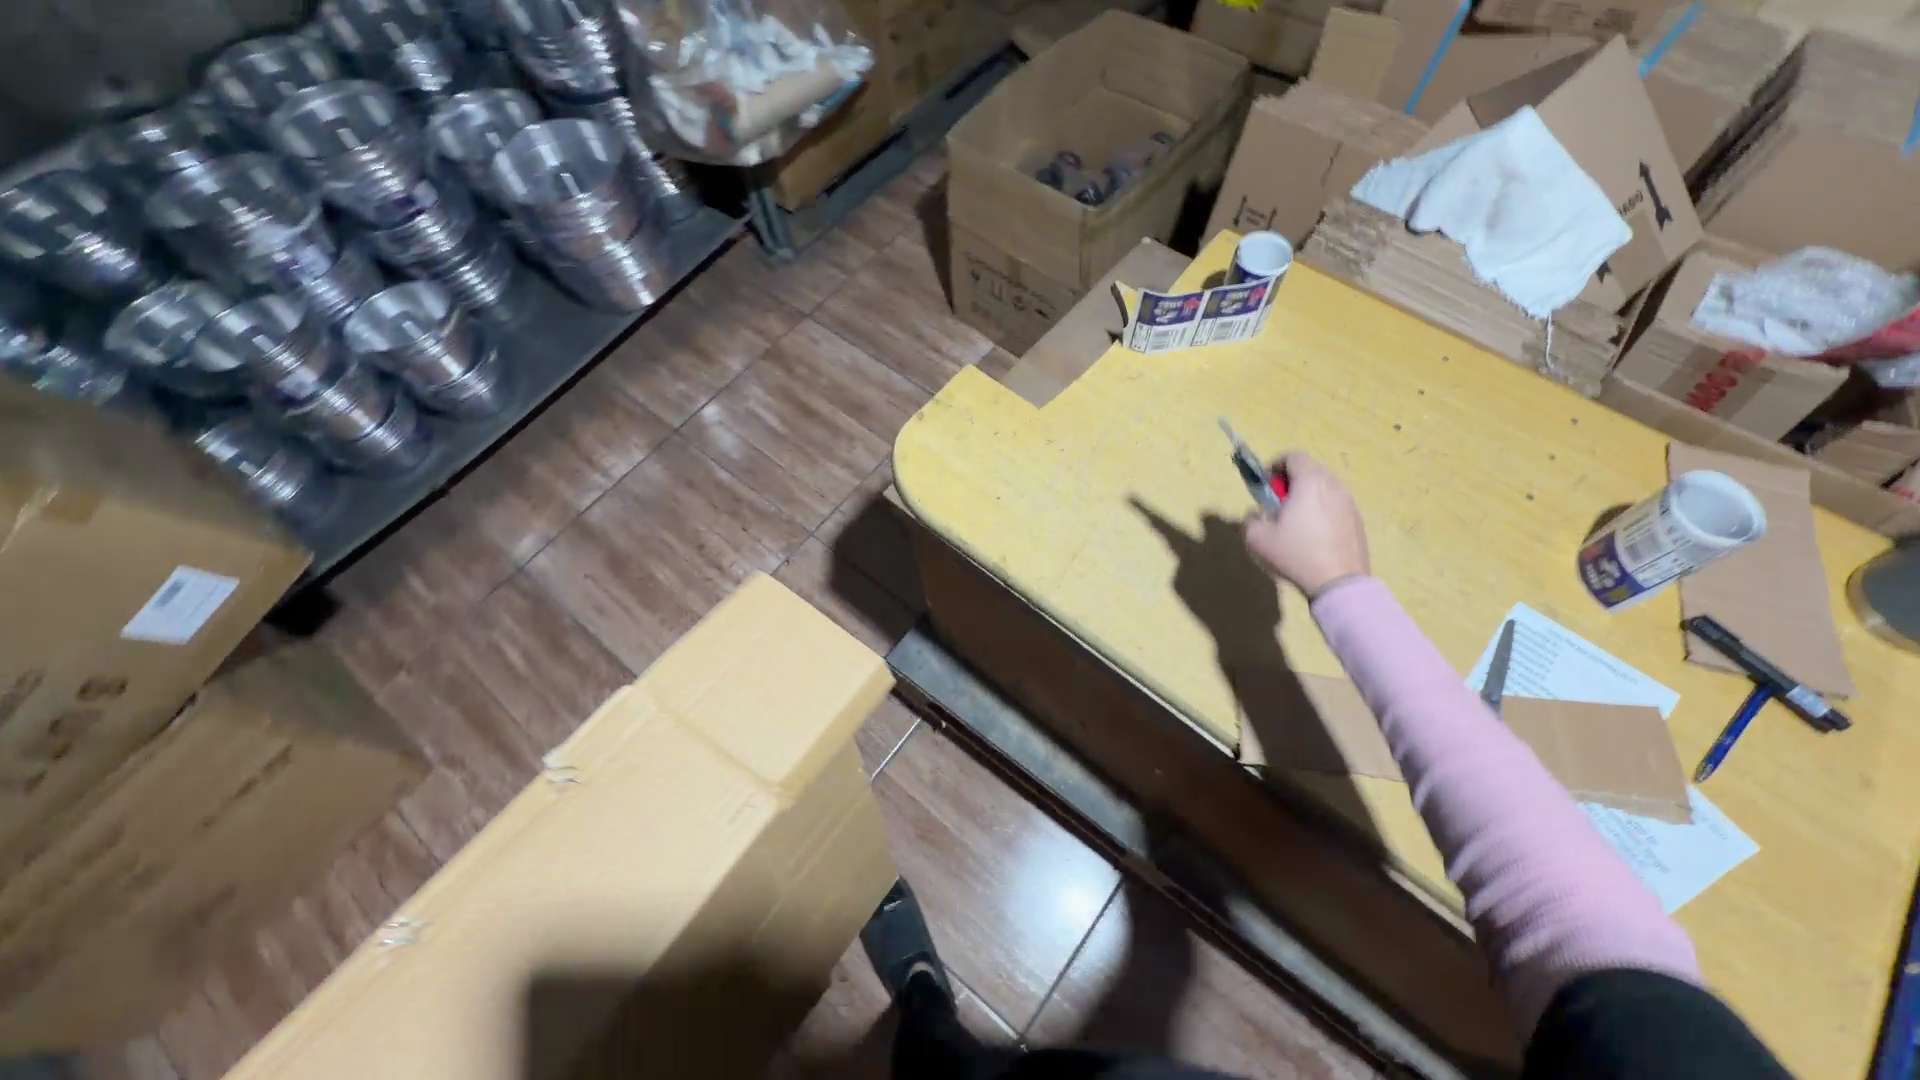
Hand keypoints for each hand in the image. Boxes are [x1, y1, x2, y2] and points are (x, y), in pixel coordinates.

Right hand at [1243, 452, 1369, 597]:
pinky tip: (1315, 537)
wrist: (1339, 582)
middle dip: (1291, 481)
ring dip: (1308, 496)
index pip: (1293, 456)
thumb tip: (1258, 514)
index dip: (1275, 465)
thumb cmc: (1296, 554)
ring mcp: (1349, 502)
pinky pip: (1336, 505)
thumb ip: (1251, 519)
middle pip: (1310, 470)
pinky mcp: (1358, 520)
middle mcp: (1333, 485)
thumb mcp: (1257, 538)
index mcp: (1310, 482)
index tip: (1266, 485)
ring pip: (1324, 488)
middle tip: (1279, 504)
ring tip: (1297, 522)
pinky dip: (1323, 511)